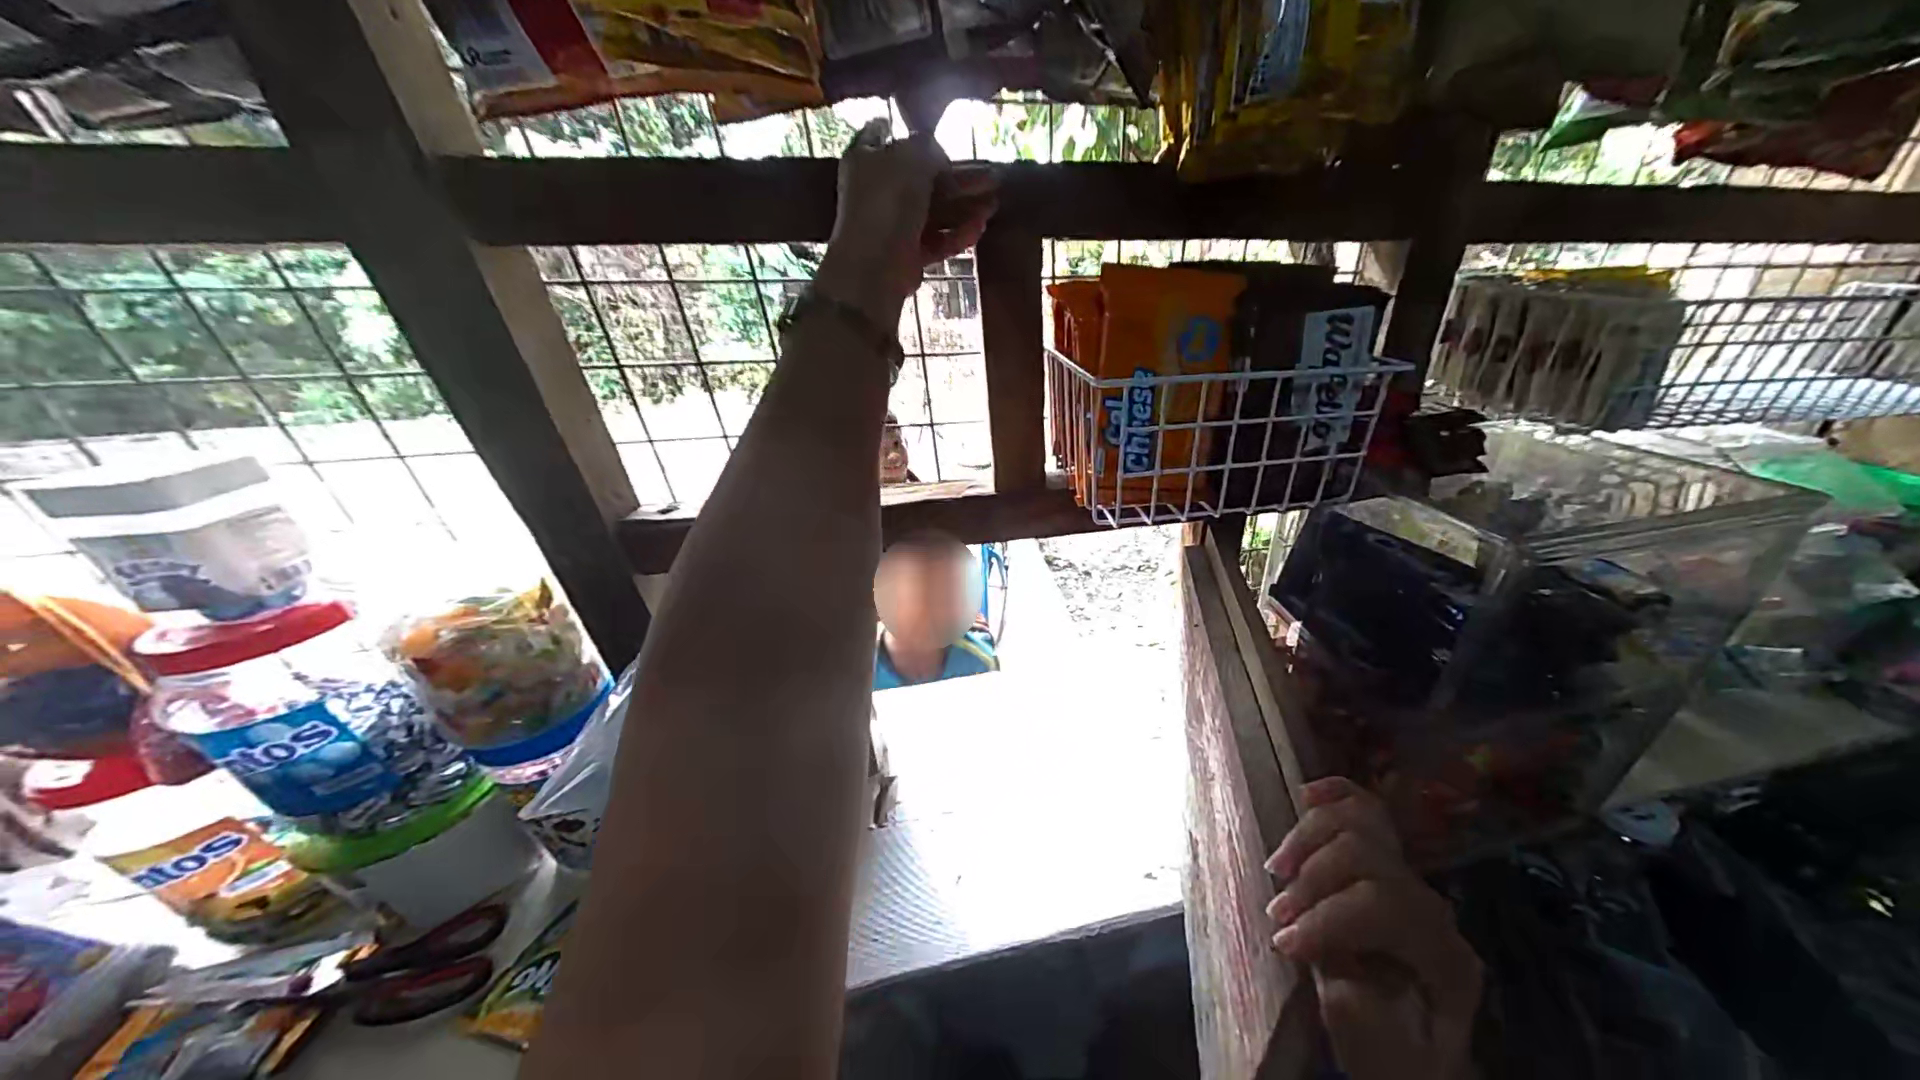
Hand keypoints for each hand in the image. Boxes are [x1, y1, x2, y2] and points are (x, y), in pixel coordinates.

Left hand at [815, 119, 996, 328]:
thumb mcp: (913, 155)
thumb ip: (930, 148)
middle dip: (959, 179)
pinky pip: (936, 241)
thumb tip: (939, 160)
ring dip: (965, 207)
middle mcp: (878, 192)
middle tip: (991, 178)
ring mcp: (893, 226)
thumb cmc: (888, 200)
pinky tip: (980, 227)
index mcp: (867, 161)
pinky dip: (957, 234)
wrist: (875, 263)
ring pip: (934, 213)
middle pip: (923, 181)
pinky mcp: (907, 256)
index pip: (885, 140)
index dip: (913, 138)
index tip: (937, 141)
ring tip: (994, 204)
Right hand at [1265, 777, 1481, 1079]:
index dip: (1326, 918)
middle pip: (1364, 855)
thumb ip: (1356, 1007)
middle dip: (1311, 881)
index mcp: (1441, 952)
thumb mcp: (1383, 1055)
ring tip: (1277, 871)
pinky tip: (1306, 796)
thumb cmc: (1398, 1059)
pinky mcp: (1383, 866)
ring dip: (1306, 841)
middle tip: (1279, 916)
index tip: (1283, 945)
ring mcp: (1408, 880)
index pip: (1381, 904)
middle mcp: (1429, 904)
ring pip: (1357, 824)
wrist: (1416, 1055)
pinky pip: (1365, 811)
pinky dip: (1334, 796)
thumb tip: (1320, 955)